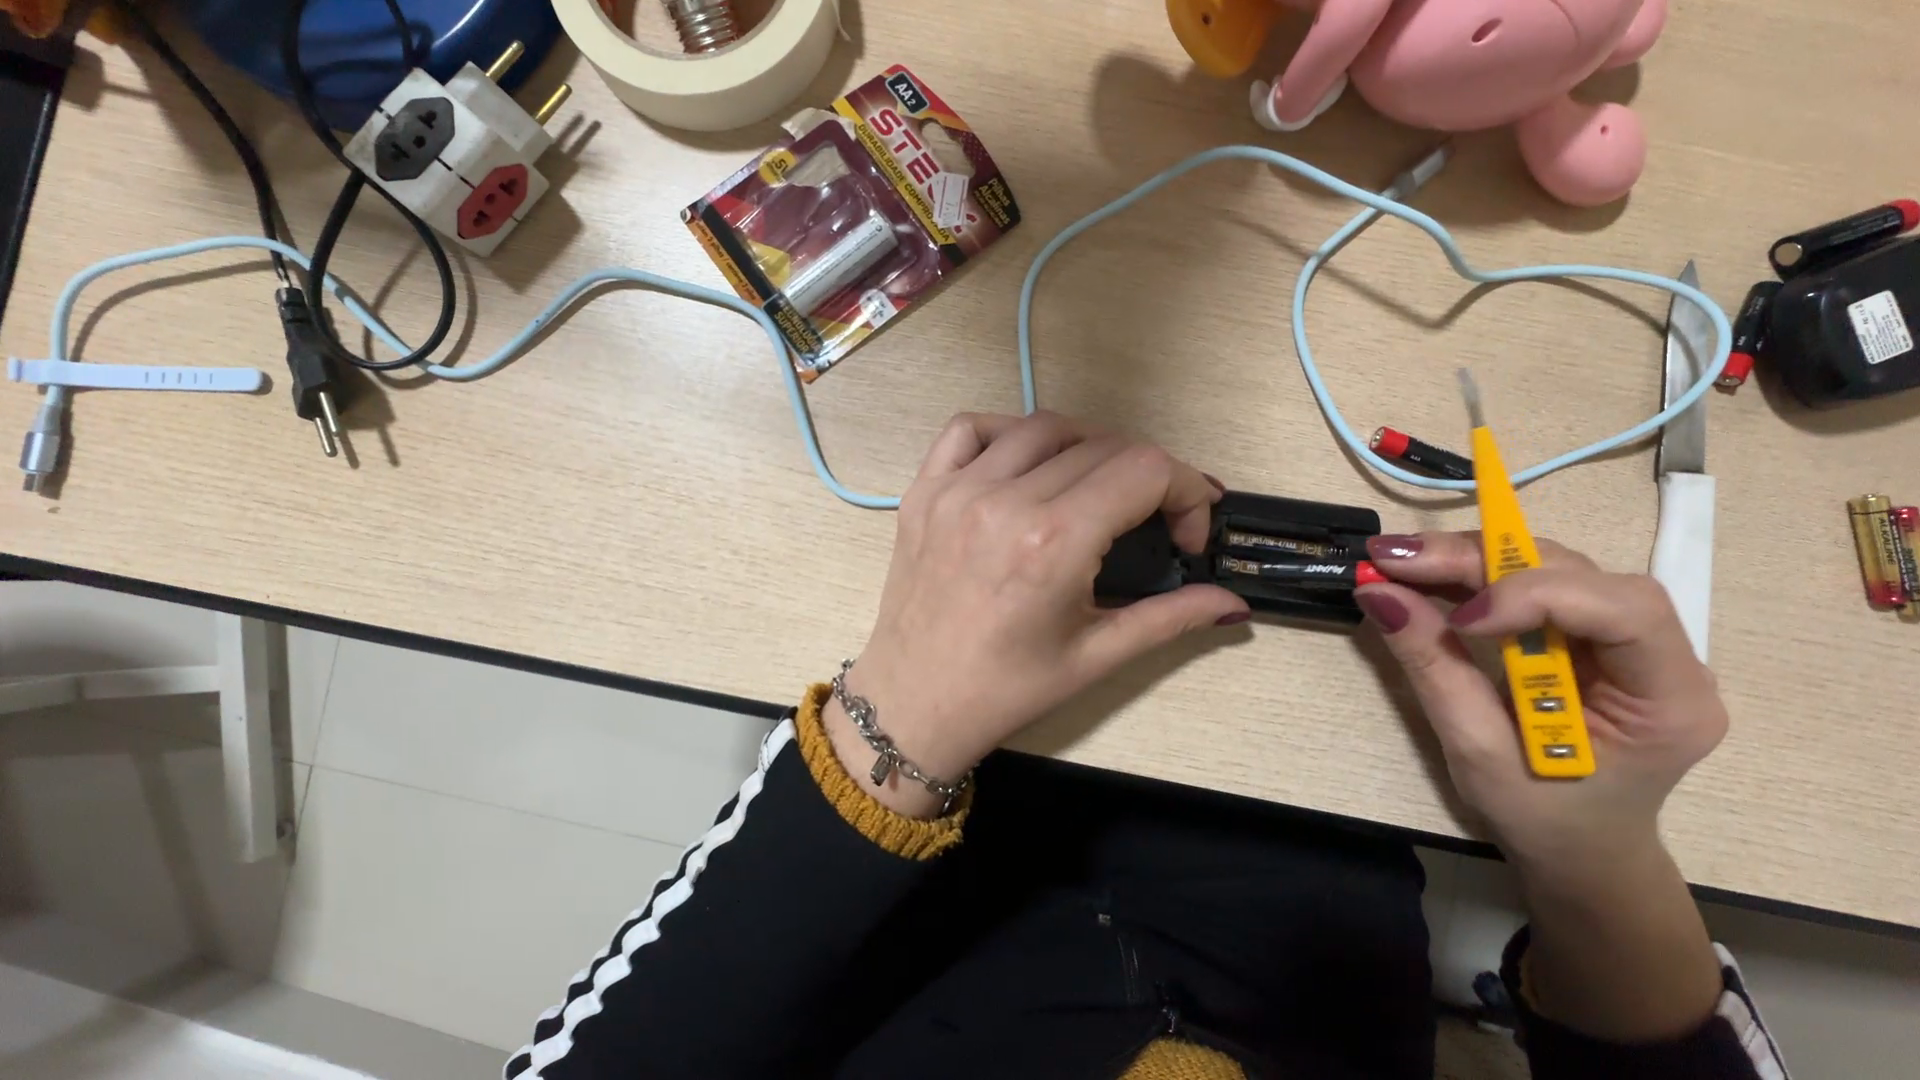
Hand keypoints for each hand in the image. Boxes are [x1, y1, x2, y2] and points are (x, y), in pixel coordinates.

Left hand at [829, 412, 1248, 816]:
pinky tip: (1026, 464)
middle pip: (1103, 445)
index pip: (1146, 470)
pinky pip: (969, 429)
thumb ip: (1171, 618)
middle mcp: (1004, 501)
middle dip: (1147, 476)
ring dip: (1087, 446)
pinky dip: (1008, 432)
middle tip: (1152, 518)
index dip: (1187, 492)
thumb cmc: (1006, 690)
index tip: (1187, 534)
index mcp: (1053, 542)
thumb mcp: (1095, 657)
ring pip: (1042, 426)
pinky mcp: (923, 491)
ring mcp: (956, 490)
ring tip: (1098, 486)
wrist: (913, 703)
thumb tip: (1233, 603)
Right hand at [1352, 531, 1727, 881]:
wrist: (1578, 852)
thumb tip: (1377, 593)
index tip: (1460, 621)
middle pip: (1580, 575)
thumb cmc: (1541, 818)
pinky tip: (1423, 572)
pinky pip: (1535, 584)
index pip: (1623, 611)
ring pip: (1554, 568)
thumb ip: (1434, 668)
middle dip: (1484, 560)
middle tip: (1395, 559)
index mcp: (1667, 700)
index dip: (1536, 597)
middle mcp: (1663, 655)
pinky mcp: (1589, 633)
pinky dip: (1475, 574)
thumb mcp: (1478, 752)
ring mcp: (1627, 639)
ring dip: (1472, 558)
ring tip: (1397, 562)